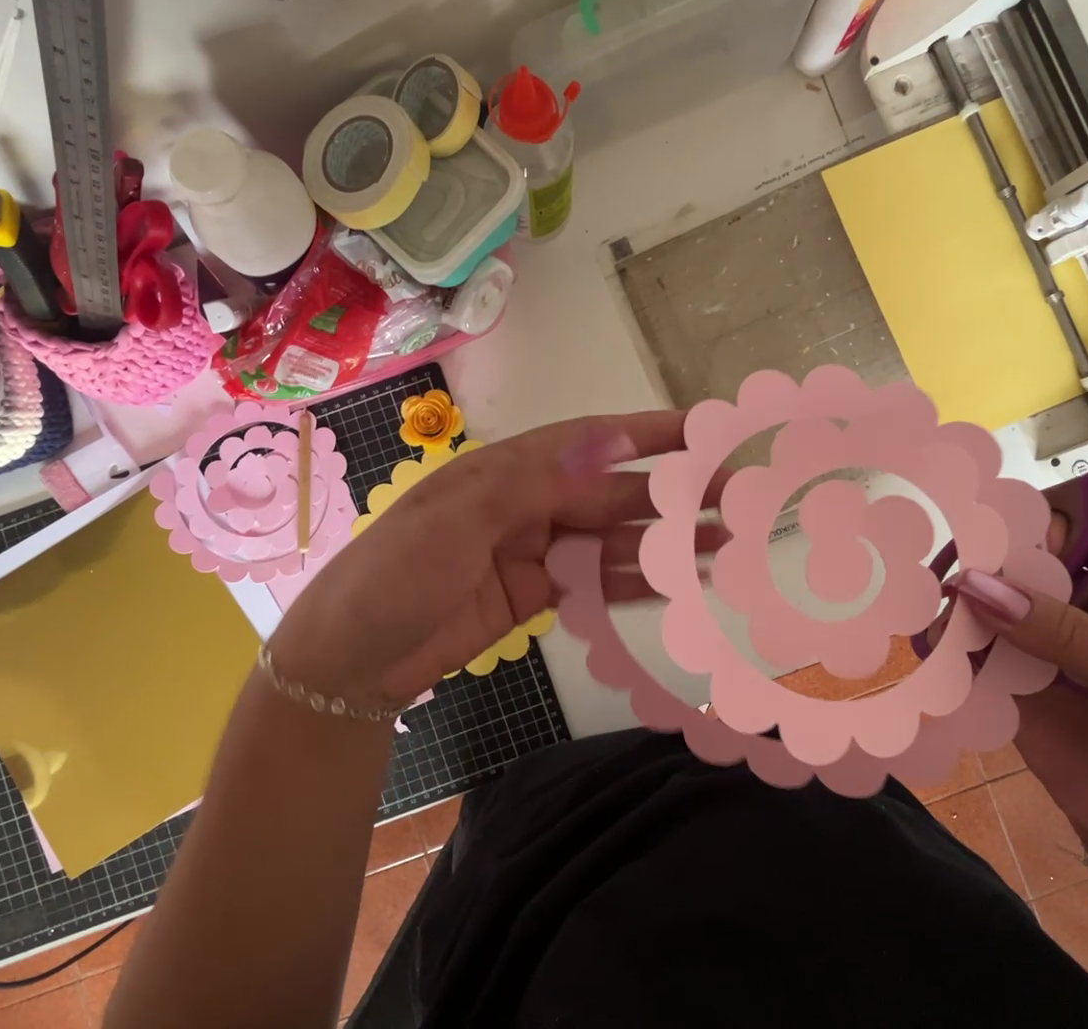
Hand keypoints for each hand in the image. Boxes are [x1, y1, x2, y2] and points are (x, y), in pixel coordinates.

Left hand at [268, 412, 725, 710]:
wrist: (351, 658)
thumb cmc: (396, 574)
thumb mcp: (457, 519)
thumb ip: (533, 481)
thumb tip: (607, 443)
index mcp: (506, 471)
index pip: (590, 442)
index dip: (649, 433)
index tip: (706, 430)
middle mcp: (525, 503)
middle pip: (610, 492)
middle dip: (671, 493)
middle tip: (735, 499)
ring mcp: (531, 552)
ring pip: (609, 540)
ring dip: (662, 542)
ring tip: (723, 546)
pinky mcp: (533, 596)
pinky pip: (592, 583)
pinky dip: (633, 583)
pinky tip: (676, 585)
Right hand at [951, 556, 1087, 896]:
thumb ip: (1071, 632)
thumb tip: (975, 585)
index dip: (1050, 523)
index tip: (1004, 530)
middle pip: (1030, 564)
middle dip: (990, 560)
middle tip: (948, 565)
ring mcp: (1045, 649)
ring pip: (993, 606)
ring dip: (960, 601)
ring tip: (925, 598)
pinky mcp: (1009, 687)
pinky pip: (973, 654)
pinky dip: (947, 645)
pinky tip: (929, 640)